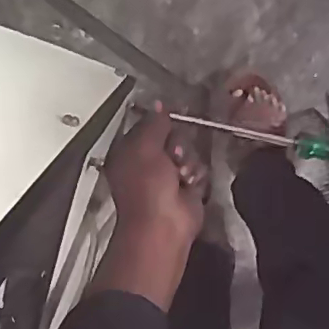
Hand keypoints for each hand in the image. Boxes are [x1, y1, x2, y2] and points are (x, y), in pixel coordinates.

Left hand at [103, 103, 207, 248]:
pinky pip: (199, 169)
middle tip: (174, 155)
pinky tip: (190, 183)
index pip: (147, 127)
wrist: (163, 224)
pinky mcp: (187, 188)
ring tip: (182, 174)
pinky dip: (197, 175)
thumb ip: (153, 124)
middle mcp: (147, 163)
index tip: (173, 114)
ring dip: (188, 160)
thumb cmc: (147, 186)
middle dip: (177, 143)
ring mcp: (168, 176)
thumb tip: (159, 105)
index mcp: (129, 153)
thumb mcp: (145, 147)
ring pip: (188, 152)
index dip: (160, 121)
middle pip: (171, 137)